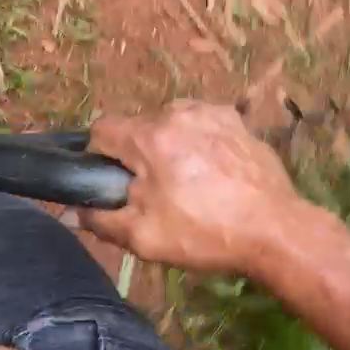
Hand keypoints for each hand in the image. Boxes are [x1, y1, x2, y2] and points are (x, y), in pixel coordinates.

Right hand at [79, 99, 308, 276]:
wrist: (276, 231)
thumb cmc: (205, 233)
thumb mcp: (145, 238)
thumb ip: (102, 220)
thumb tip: (73, 211)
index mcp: (149, 136)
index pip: (102, 129)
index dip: (99, 156)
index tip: (114, 182)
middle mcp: (176, 112)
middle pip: (138, 127)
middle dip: (138, 155)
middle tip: (155, 193)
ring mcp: (209, 111)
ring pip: (169, 124)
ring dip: (168, 146)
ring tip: (188, 184)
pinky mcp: (235, 119)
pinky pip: (200, 125)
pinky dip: (198, 142)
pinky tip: (214, 173)